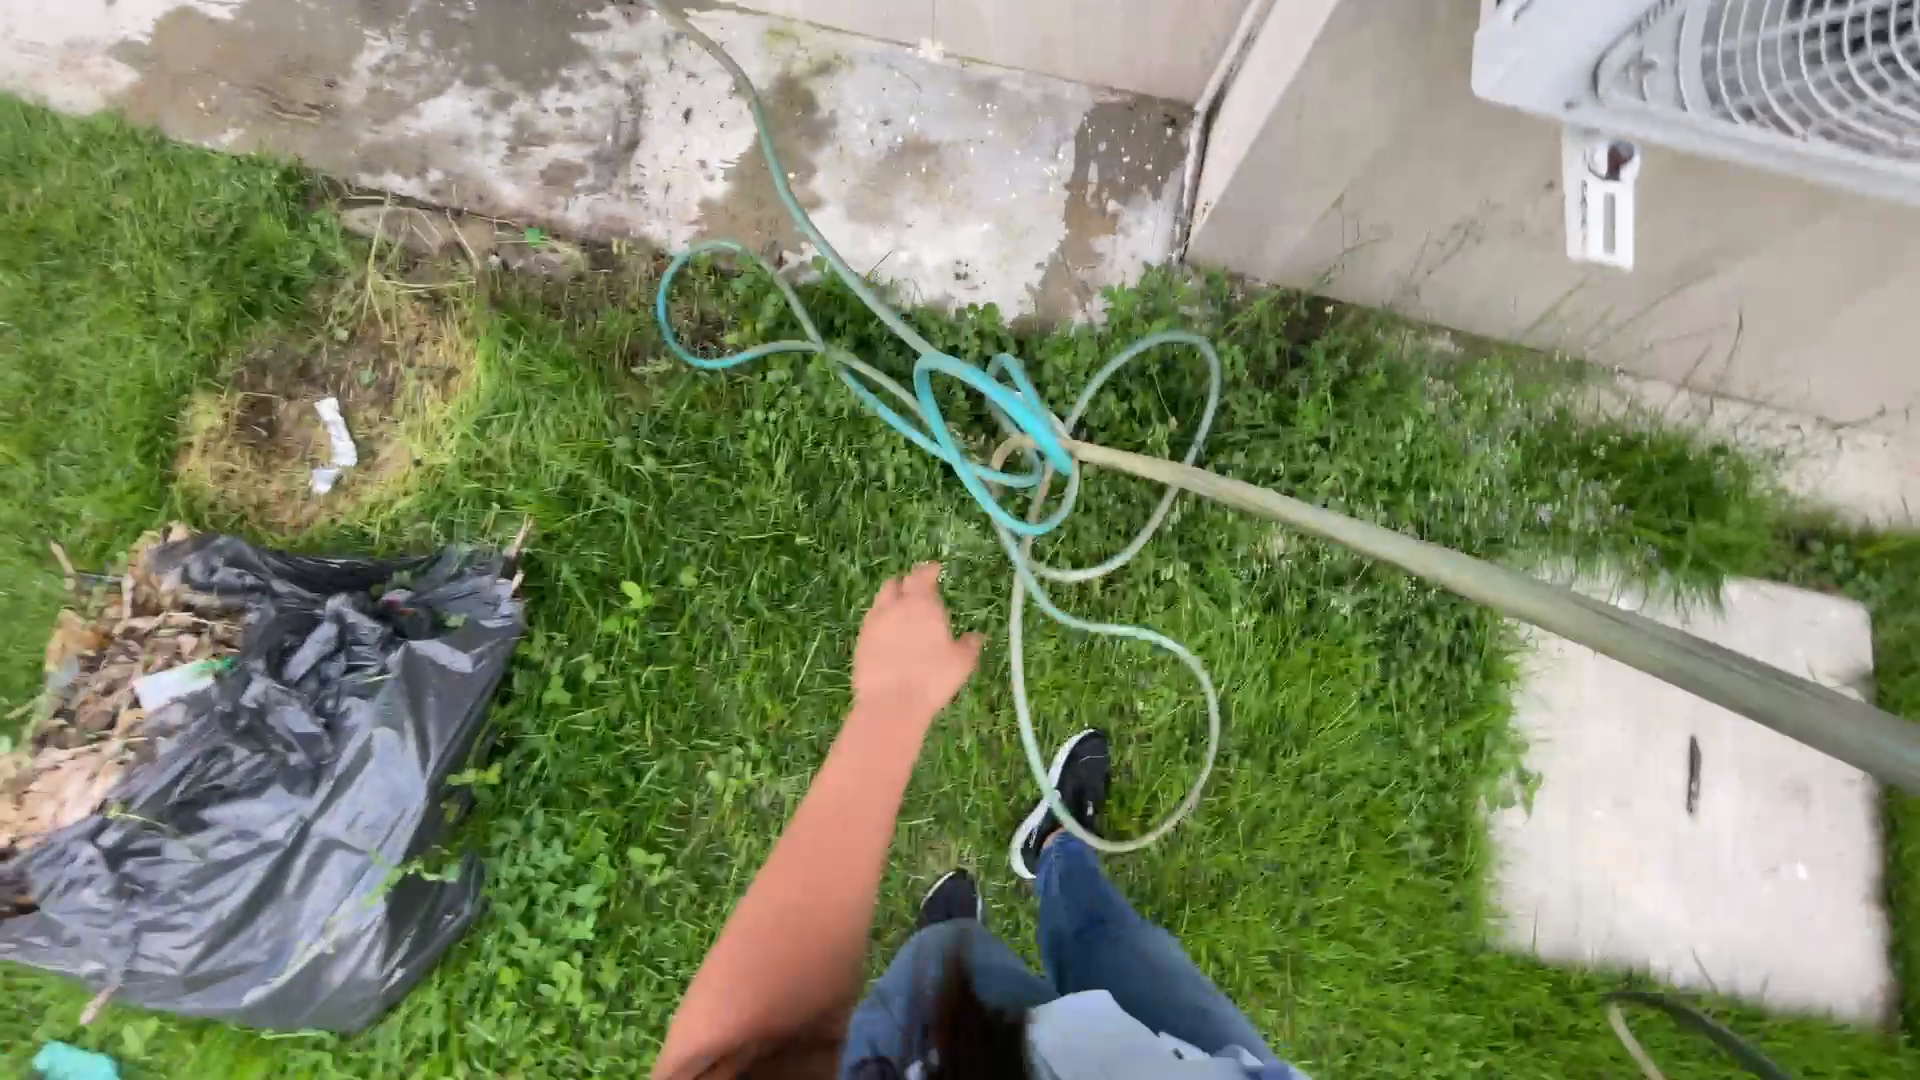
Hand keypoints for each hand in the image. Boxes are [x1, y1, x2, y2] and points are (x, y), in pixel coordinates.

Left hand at [851, 562, 984, 722]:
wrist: (891, 702)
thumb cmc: (933, 678)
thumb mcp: (961, 662)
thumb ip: (969, 645)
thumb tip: (978, 636)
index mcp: (921, 604)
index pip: (922, 575)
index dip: (928, 570)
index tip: (935, 568)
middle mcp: (894, 606)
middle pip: (896, 583)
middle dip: (906, 582)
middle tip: (916, 589)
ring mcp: (873, 623)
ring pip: (880, 601)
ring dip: (891, 601)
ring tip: (901, 612)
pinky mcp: (860, 642)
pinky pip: (871, 623)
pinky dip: (880, 622)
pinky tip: (888, 635)